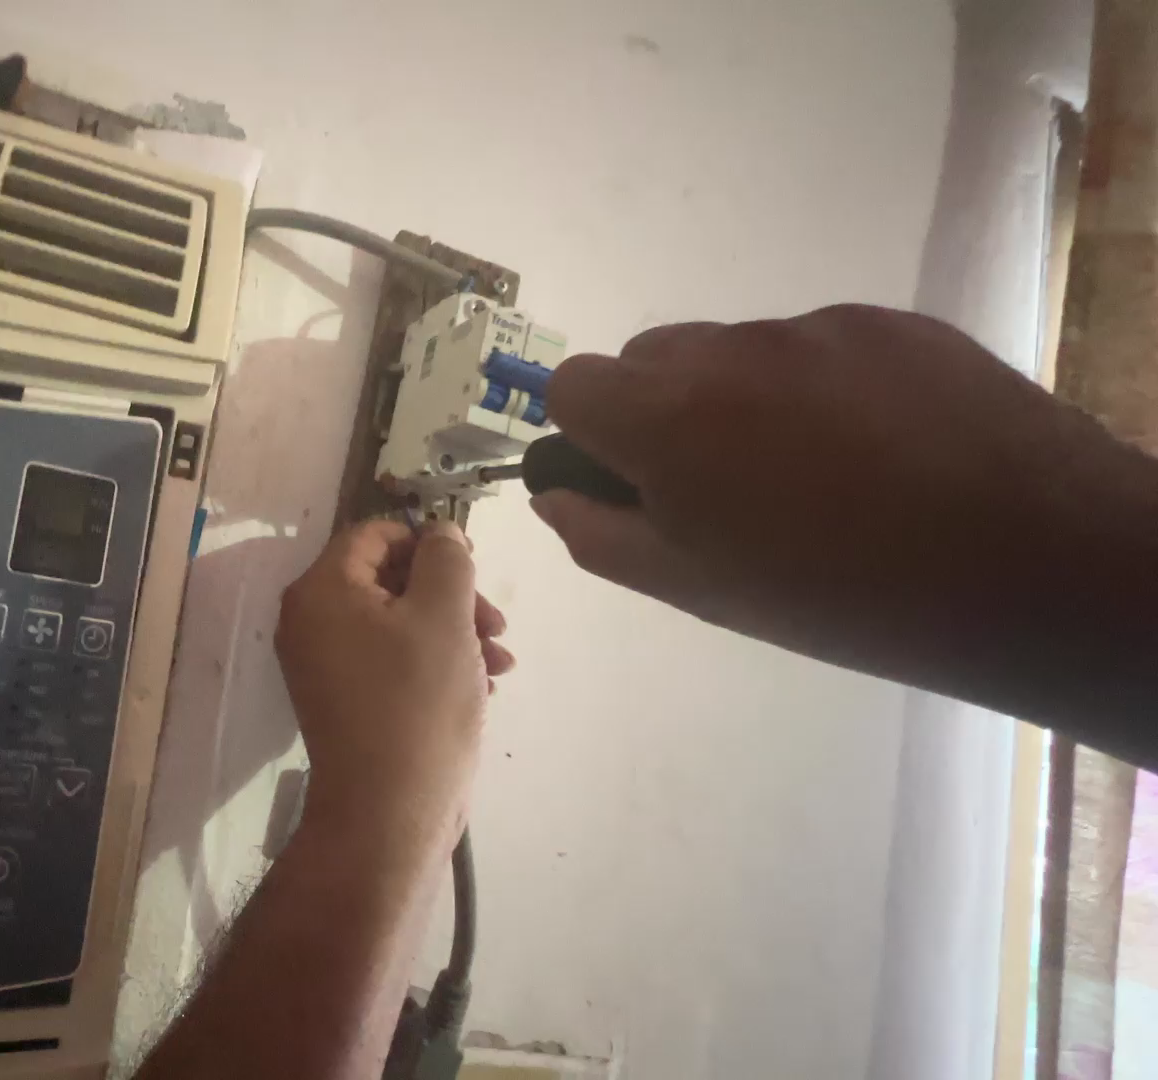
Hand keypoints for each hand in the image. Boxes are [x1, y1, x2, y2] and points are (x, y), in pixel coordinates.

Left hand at [276, 520, 512, 844]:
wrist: (388, 811)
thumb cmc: (417, 703)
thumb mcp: (443, 616)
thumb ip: (445, 558)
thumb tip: (439, 531)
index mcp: (321, 589)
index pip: (372, 534)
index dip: (425, 541)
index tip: (471, 566)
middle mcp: (308, 619)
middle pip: (386, 578)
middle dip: (449, 595)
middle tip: (496, 624)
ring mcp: (320, 661)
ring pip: (394, 621)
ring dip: (451, 630)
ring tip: (499, 662)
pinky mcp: (340, 696)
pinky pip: (386, 658)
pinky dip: (430, 661)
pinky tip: (479, 686)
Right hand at [532, 304, 1157, 721]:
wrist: (1043, 571)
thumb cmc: (831, 594)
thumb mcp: (685, 585)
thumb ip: (593, 532)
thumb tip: (554, 492)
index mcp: (666, 416)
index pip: (571, 382)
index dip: (584, 429)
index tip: (625, 475)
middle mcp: (728, 351)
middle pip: (642, 356)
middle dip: (650, 408)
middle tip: (708, 480)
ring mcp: (814, 329)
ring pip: (723, 350)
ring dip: (727, 397)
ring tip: (798, 468)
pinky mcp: (890, 322)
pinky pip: (804, 345)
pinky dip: (803, 386)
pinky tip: (861, 444)